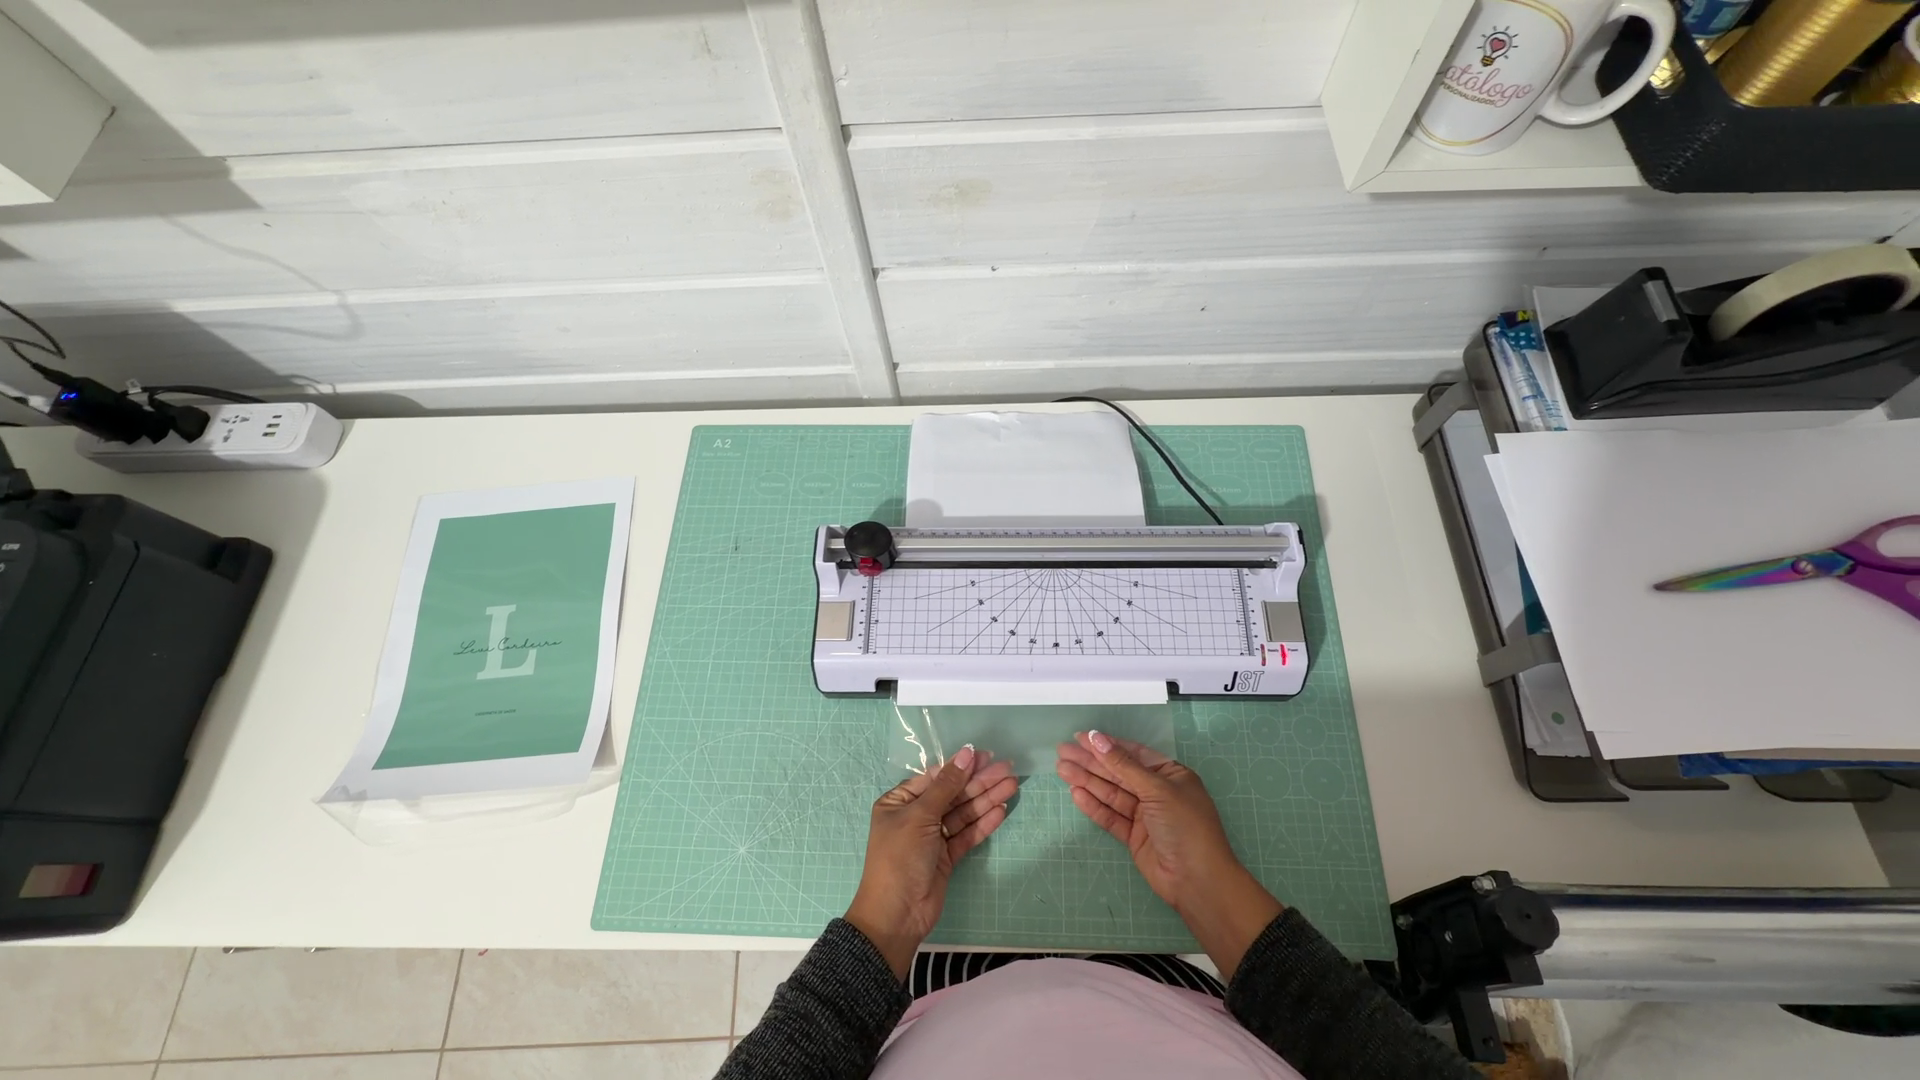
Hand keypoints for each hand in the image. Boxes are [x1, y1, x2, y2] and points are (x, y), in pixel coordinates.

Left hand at [845, 745, 1017, 978]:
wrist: (897, 914)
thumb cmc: (900, 857)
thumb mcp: (920, 816)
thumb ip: (946, 786)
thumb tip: (967, 753)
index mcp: (900, 802)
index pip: (935, 778)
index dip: (960, 767)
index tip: (986, 756)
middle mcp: (915, 816)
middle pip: (952, 794)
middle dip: (979, 782)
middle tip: (1008, 769)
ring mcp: (932, 837)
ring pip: (963, 813)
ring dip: (986, 800)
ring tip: (1012, 785)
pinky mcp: (946, 857)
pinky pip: (966, 834)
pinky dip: (983, 824)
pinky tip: (1001, 811)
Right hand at [1057, 730, 1280, 979]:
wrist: (1197, 880)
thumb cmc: (1185, 826)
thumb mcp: (1156, 789)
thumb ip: (1123, 765)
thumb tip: (1097, 738)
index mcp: (1170, 775)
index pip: (1133, 754)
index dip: (1107, 745)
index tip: (1080, 737)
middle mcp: (1157, 792)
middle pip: (1118, 772)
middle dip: (1091, 762)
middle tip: (1062, 751)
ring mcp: (1145, 815)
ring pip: (1111, 793)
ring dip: (1087, 781)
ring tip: (1061, 769)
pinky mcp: (1134, 837)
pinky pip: (1111, 816)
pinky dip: (1094, 805)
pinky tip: (1076, 793)